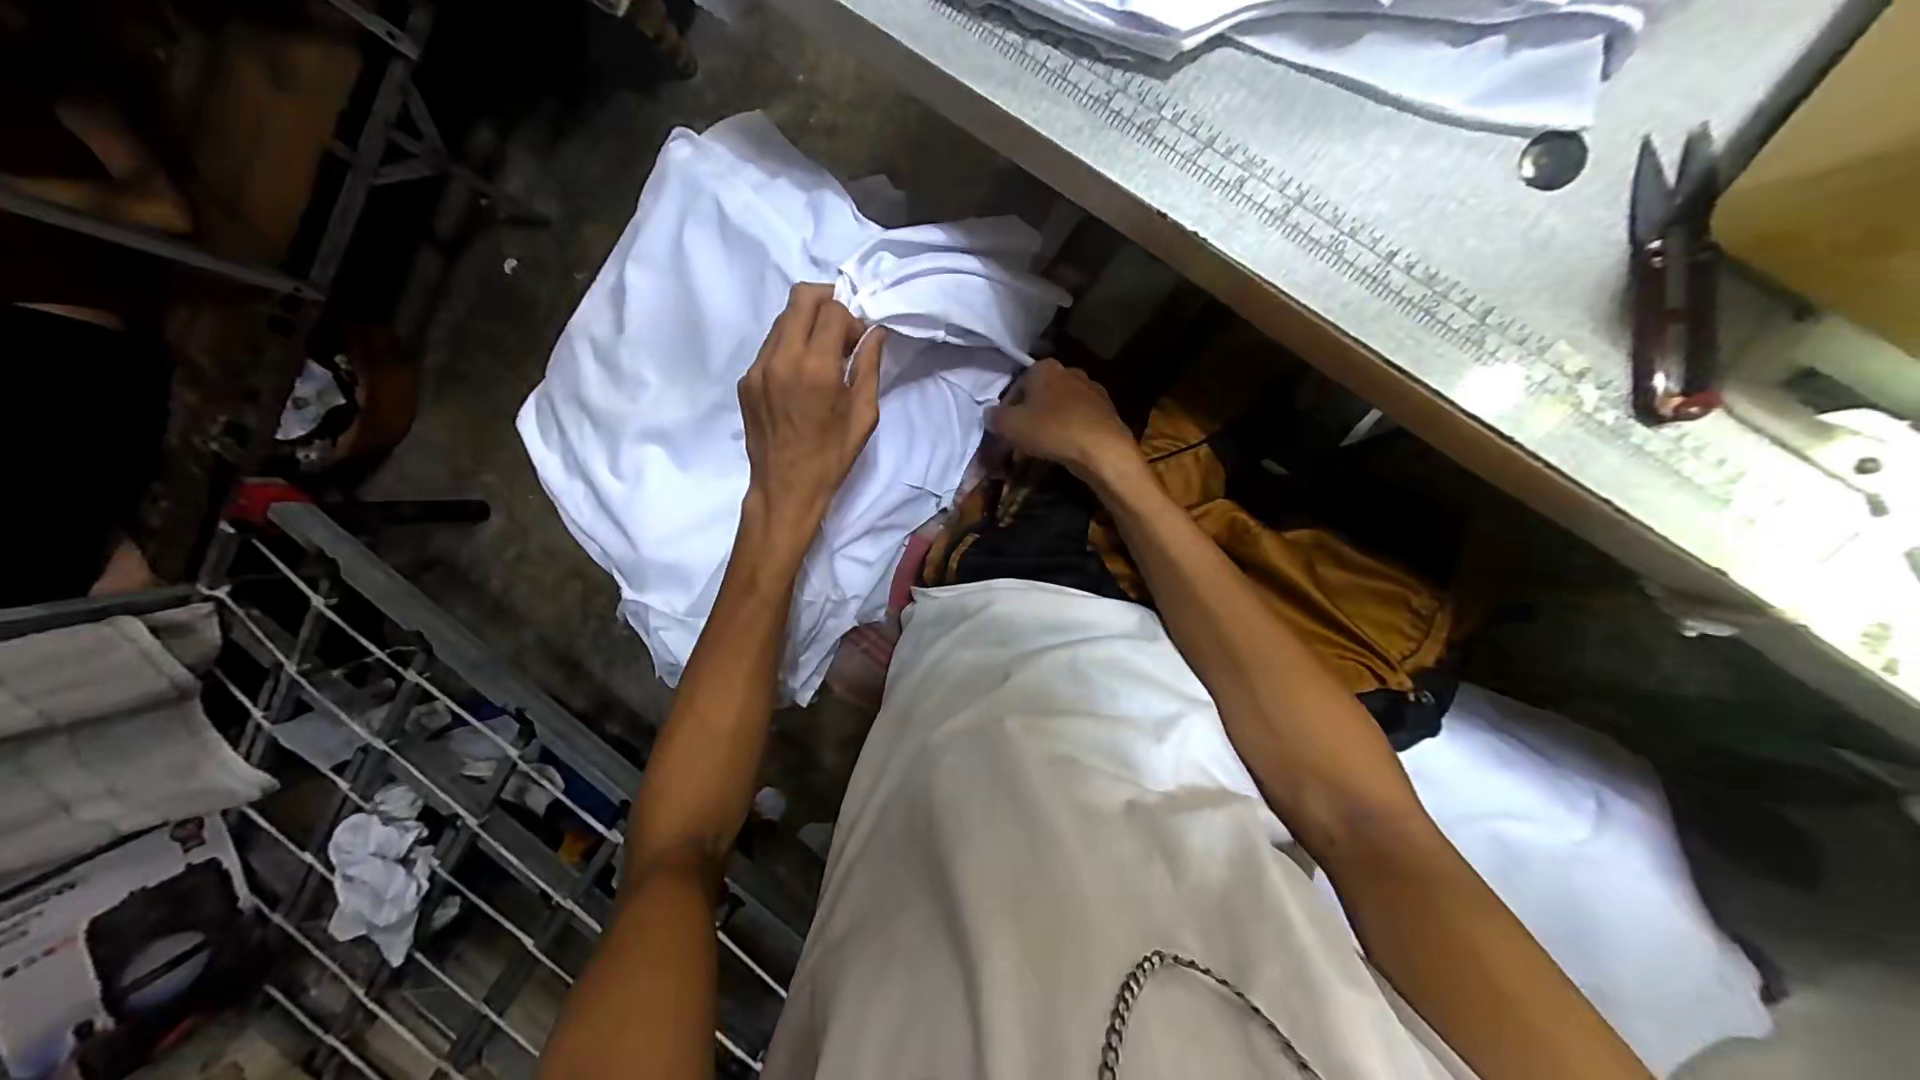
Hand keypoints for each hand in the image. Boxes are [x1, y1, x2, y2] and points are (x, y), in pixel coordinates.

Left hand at [738, 284, 885, 542]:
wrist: (785, 489)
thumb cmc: (832, 457)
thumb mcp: (863, 414)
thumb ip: (869, 366)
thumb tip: (875, 332)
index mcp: (816, 368)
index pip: (833, 310)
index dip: (851, 319)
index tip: (858, 343)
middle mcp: (782, 358)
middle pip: (801, 297)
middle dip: (827, 303)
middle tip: (841, 330)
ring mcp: (758, 368)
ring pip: (782, 319)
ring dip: (806, 324)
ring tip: (822, 355)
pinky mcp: (745, 380)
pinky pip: (770, 345)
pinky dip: (789, 346)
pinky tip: (801, 376)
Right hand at [987, 359, 1142, 486]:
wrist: (1101, 448)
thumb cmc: (1051, 430)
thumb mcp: (1010, 425)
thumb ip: (994, 417)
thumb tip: (990, 414)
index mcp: (1044, 368)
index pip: (1015, 388)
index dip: (1005, 413)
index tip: (1003, 433)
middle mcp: (1069, 372)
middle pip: (1037, 399)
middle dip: (1025, 422)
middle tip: (1017, 446)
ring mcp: (1090, 390)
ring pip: (1057, 410)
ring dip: (1043, 429)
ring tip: (1036, 453)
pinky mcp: (1105, 410)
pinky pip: (1076, 420)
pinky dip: (1064, 433)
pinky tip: (1060, 451)